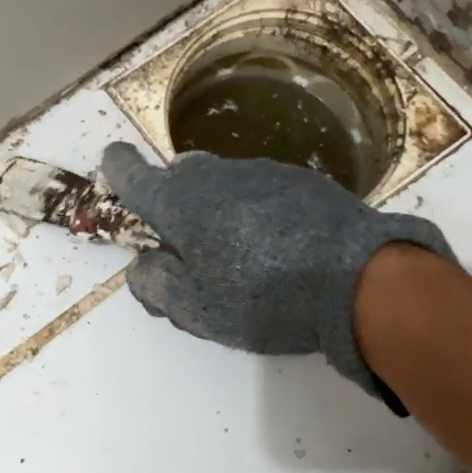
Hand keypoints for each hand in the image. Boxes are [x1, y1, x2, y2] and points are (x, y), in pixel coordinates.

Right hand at [100, 142, 452, 414]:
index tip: (112, 162)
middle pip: (180, 176)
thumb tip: (142, 266)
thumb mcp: (197, 310)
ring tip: (239, 251)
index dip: (117, 169)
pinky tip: (278, 245)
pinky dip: (255, 210)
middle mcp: (215, 177)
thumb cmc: (263, 298)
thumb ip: (156, 286)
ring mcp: (261, 173)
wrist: (360, 278)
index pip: (133, 175)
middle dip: (173, 198)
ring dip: (217, 207)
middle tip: (185, 241)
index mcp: (180, 204)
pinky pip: (261, 190)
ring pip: (222, 182)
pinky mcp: (301, 181)